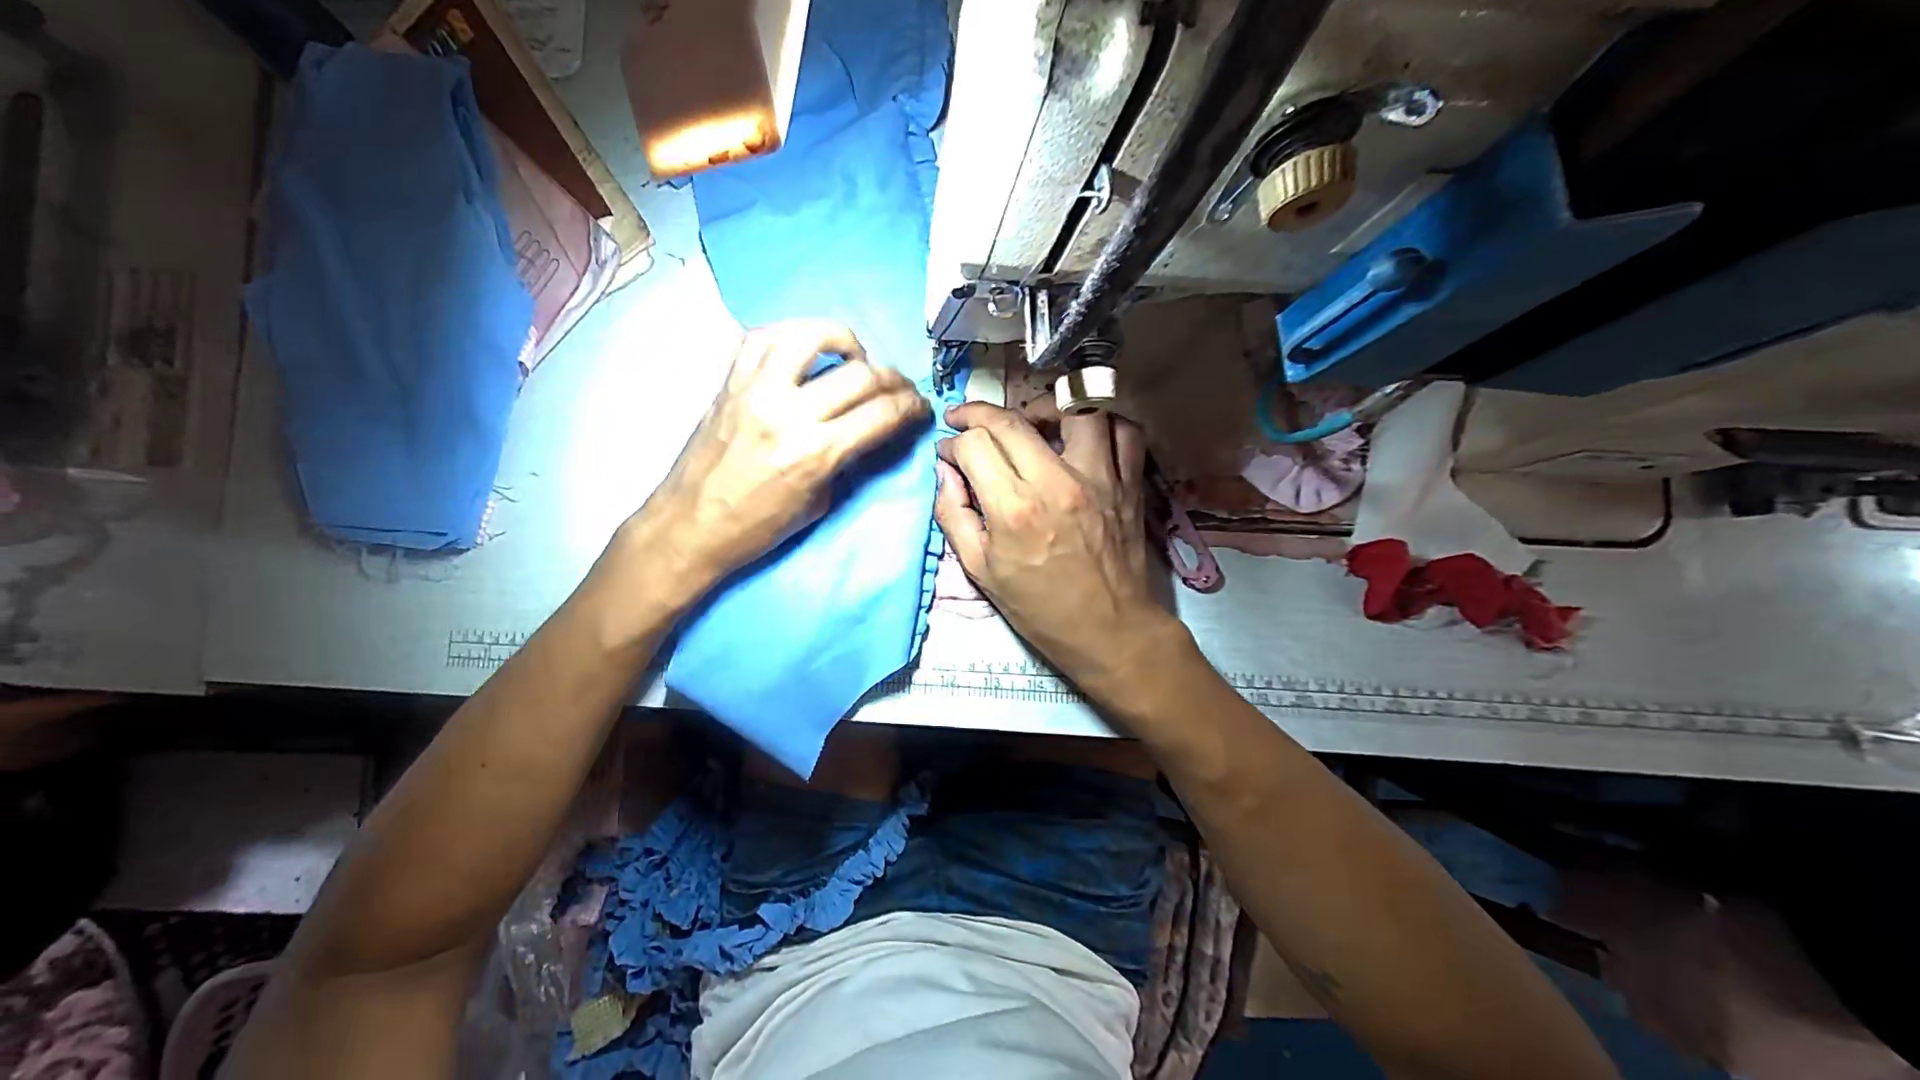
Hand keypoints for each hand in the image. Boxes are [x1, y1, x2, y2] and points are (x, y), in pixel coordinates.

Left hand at [617, 320, 929, 602]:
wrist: (689, 526)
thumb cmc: (757, 528)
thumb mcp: (819, 502)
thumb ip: (847, 460)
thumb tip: (872, 429)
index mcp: (816, 453)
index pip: (882, 413)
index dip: (912, 406)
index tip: (920, 407)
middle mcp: (789, 413)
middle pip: (860, 374)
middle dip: (893, 379)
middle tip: (899, 388)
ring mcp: (755, 390)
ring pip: (811, 336)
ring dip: (844, 340)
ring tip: (854, 356)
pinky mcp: (729, 382)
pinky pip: (762, 337)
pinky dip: (792, 335)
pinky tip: (804, 349)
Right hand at [933, 403, 1178, 692]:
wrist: (1107, 630)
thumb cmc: (1038, 607)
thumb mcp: (979, 570)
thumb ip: (953, 514)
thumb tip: (945, 470)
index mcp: (1014, 509)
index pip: (975, 444)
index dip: (953, 443)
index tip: (949, 454)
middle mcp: (1057, 483)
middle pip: (1011, 420)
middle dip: (978, 414)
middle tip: (966, 422)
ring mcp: (1100, 479)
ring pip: (1075, 410)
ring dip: (1044, 407)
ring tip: (1029, 422)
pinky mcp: (1129, 484)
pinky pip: (1124, 432)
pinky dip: (1101, 423)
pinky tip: (1079, 435)